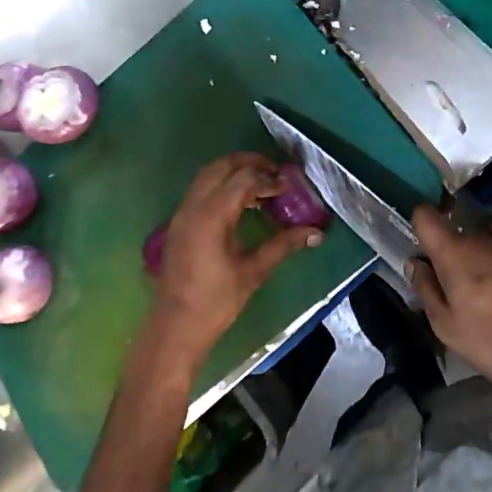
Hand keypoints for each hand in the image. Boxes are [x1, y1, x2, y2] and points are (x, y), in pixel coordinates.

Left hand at [152, 153, 323, 362]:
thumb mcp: (254, 271)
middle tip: (275, 173)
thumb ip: (284, 245)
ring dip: (234, 172)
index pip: (243, 179)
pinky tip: (241, 203)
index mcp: (211, 216)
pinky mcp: (179, 223)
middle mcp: (193, 207)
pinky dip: (221, 185)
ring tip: (261, 185)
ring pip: (208, 175)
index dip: (269, 179)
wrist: (175, 328)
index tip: (289, 188)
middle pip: (222, 166)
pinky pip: (200, 189)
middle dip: (250, 163)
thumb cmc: (216, 302)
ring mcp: (182, 213)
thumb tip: (316, 233)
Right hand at [408, 206, 491, 407]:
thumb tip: (415, 264)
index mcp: (454, 251)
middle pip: (450, 237)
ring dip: (465, 272)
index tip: (411, 245)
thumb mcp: (447, 326)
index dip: (414, 224)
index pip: (425, 215)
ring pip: (472, 253)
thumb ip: (426, 290)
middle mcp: (479, 242)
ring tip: (466, 308)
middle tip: (436, 292)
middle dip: (440, 258)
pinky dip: (486, 281)